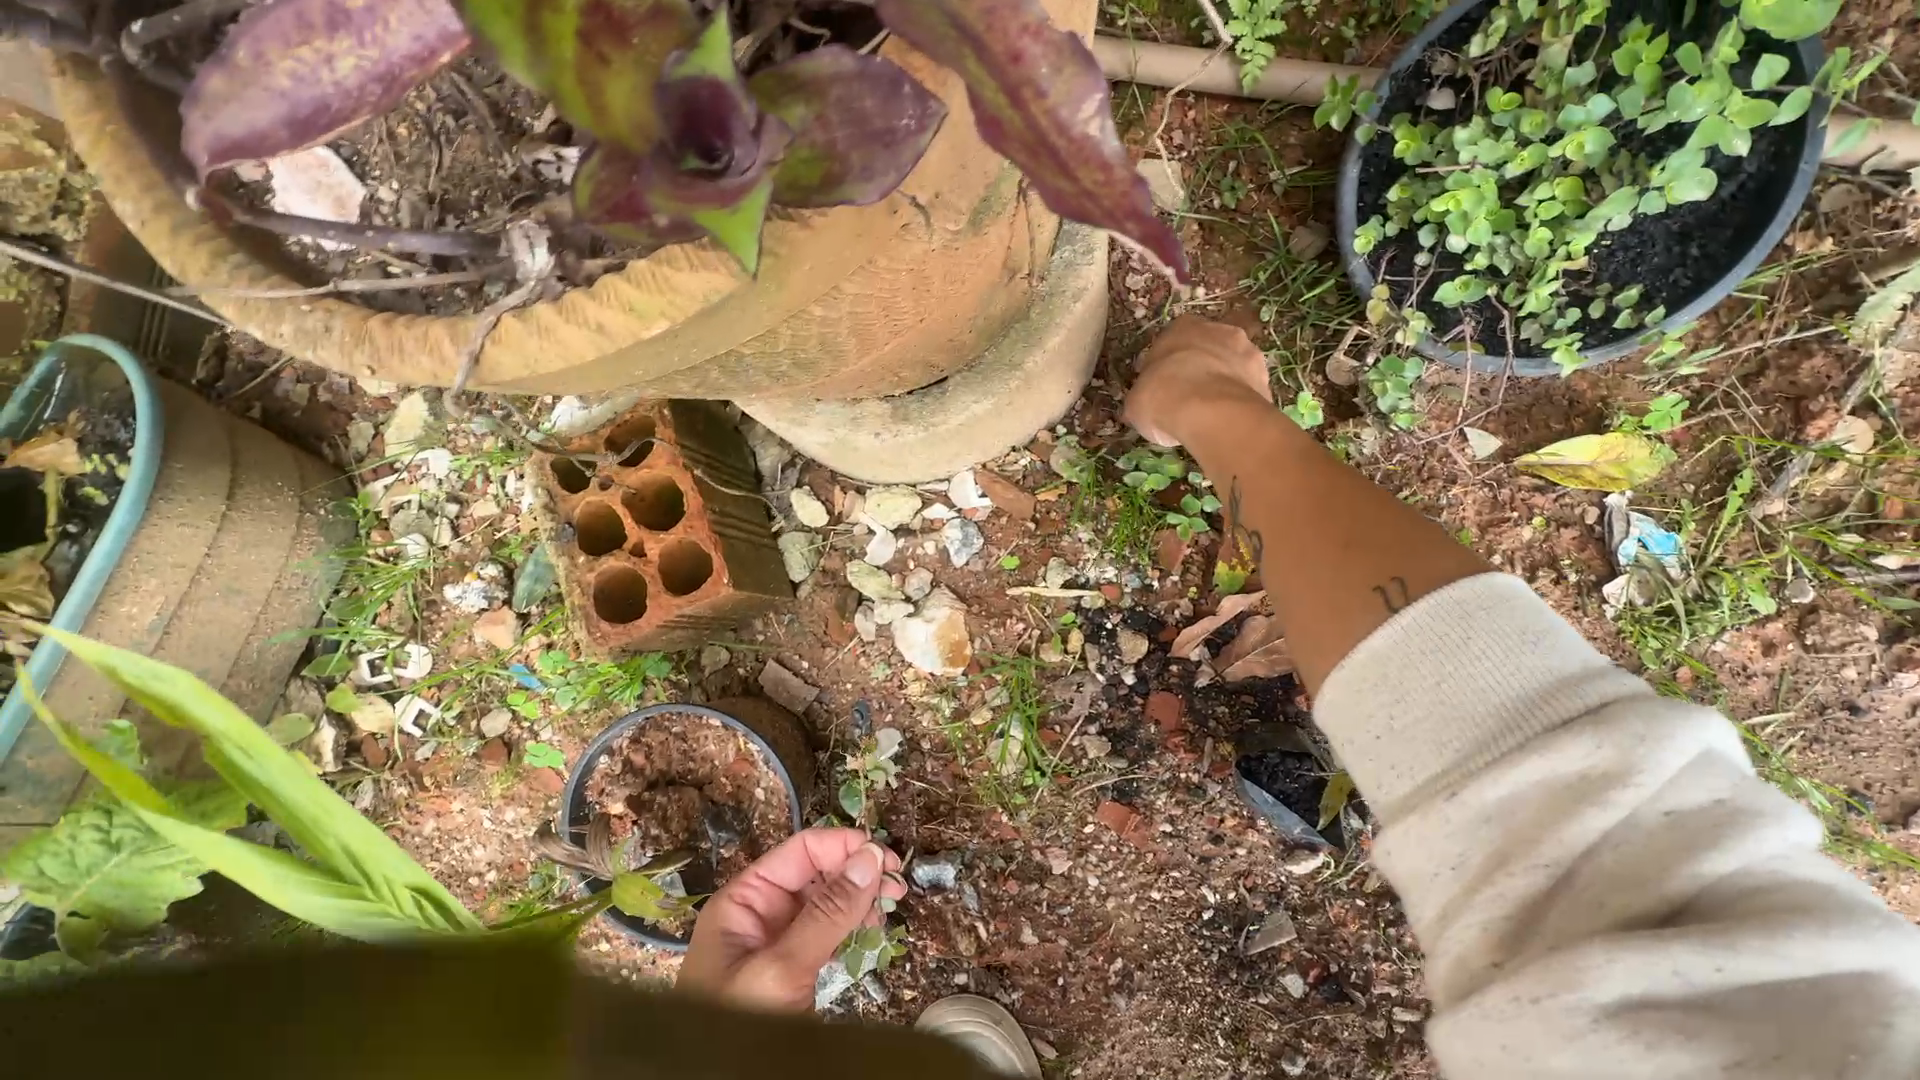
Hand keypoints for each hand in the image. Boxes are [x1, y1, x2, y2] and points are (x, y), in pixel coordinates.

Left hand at [678, 828, 905, 1011]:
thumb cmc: (740, 1021)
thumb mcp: (782, 967)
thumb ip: (827, 913)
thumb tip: (871, 857)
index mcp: (745, 898)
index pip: (802, 851)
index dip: (845, 846)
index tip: (886, 859)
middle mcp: (761, 911)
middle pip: (817, 872)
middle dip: (858, 873)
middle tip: (896, 889)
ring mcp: (777, 941)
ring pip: (827, 901)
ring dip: (860, 899)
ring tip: (888, 912)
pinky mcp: (793, 968)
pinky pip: (828, 932)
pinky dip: (852, 926)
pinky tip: (872, 932)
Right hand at [1123, 316, 1273, 446]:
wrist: (1210, 412)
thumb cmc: (1163, 397)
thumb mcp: (1136, 402)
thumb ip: (1142, 398)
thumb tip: (1140, 408)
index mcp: (1181, 327)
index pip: (1172, 341)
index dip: (1167, 366)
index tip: (1162, 387)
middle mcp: (1218, 330)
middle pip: (1208, 348)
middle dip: (1201, 369)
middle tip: (1189, 398)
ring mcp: (1247, 350)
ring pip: (1233, 366)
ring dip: (1224, 383)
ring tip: (1211, 414)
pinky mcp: (1266, 377)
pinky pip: (1249, 389)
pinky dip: (1240, 402)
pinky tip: (1228, 422)